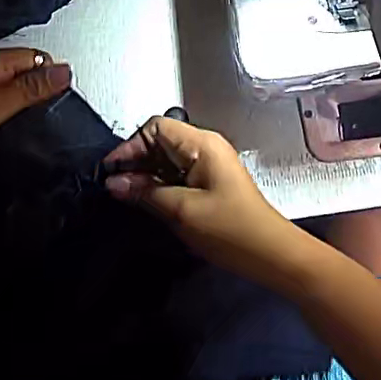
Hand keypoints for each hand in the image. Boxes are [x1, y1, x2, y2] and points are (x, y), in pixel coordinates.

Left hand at [0, 48, 71, 198]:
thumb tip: (63, 71)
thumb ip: (28, 90)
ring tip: (5, 128)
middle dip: (32, 94)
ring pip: (5, 87)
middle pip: (21, 71)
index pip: (36, 57)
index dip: (49, 80)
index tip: (52, 105)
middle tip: (27, 121)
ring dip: (13, 106)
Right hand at [102, 116, 321, 288]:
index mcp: (203, 144)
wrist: (268, 252)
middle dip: (136, 161)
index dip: (131, 146)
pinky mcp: (210, 181)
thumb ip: (145, 193)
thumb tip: (115, 182)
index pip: (157, 127)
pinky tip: (150, 202)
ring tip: (130, 197)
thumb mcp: (181, 210)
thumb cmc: (233, 230)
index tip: (112, 171)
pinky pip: (177, 173)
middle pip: (161, 140)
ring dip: (146, 175)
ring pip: (167, 158)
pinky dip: (160, 184)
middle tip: (117, 186)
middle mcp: (207, 147)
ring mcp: (209, 164)